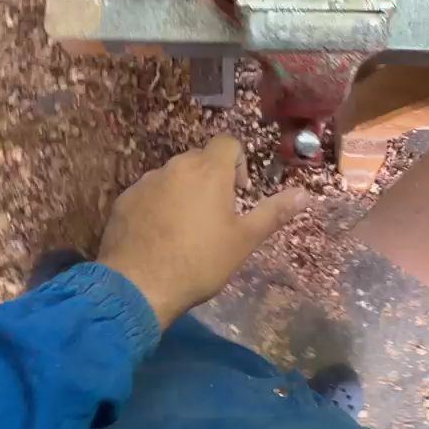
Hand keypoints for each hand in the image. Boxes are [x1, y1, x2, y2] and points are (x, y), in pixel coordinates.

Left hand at [98, 135, 310, 327]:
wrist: (137, 286)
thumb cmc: (199, 261)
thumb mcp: (244, 240)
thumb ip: (274, 213)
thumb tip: (305, 194)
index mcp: (208, 170)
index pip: (228, 142)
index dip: (238, 163)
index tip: (237, 194)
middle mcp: (175, 166)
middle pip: (199, 160)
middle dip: (211, 180)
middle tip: (215, 217)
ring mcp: (145, 181)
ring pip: (172, 177)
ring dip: (183, 193)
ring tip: (185, 232)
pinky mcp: (124, 200)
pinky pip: (148, 194)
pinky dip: (157, 207)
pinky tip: (158, 239)